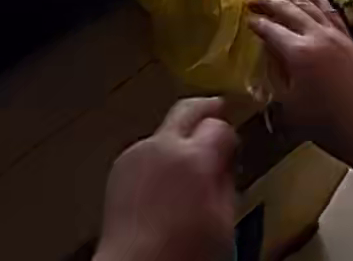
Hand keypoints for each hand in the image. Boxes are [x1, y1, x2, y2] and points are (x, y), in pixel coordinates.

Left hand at [95, 97, 239, 260]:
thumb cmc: (182, 256)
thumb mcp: (223, 227)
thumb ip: (226, 184)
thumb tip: (226, 163)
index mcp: (195, 160)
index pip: (219, 127)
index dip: (229, 134)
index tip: (232, 144)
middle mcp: (164, 146)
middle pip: (188, 109)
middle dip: (205, 107)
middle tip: (218, 108)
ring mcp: (139, 152)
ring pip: (165, 131)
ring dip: (178, 139)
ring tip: (187, 165)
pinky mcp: (120, 165)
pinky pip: (146, 152)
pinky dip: (157, 159)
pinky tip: (161, 185)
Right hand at [249, 0, 352, 172]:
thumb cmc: (329, 125)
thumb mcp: (292, 107)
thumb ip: (278, 77)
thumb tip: (270, 55)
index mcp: (298, 52)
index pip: (270, 29)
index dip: (256, 23)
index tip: (245, 18)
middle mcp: (315, 35)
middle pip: (287, 9)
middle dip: (268, 1)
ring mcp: (334, 34)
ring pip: (308, 4)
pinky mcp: (348, 38)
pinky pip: (329, 10)